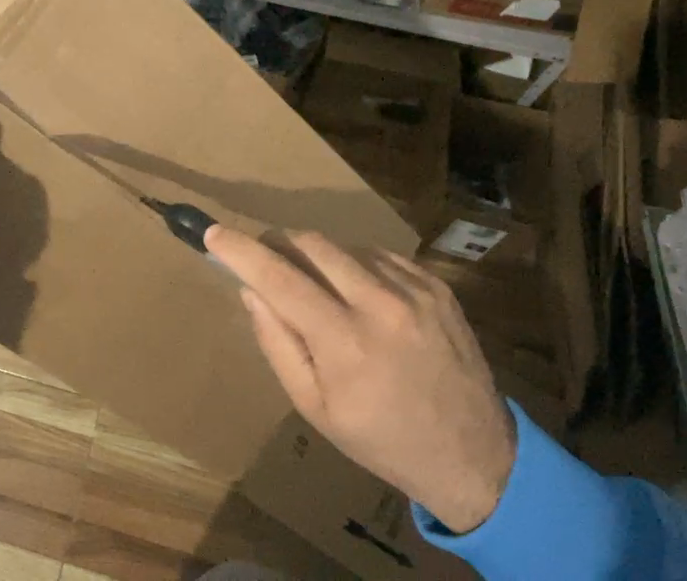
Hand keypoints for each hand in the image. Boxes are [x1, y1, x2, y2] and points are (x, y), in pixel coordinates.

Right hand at [205, 226, 517, 533]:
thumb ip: (277, 343)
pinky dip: (357, 266)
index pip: (279, 278)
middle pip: (312, 244)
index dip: (240, 250)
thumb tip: (250, 288)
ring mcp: (415, 290)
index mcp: (345, 342)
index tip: (213, 233)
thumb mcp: (315, 407)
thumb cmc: (381, 439)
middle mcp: (381, 304)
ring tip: (319, 290)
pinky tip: (360, 295)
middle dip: (278, 243)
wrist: (473, 454)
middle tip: (264, 258)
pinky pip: (381, 256)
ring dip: (319, 258)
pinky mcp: (438, 285)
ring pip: (346, 247)